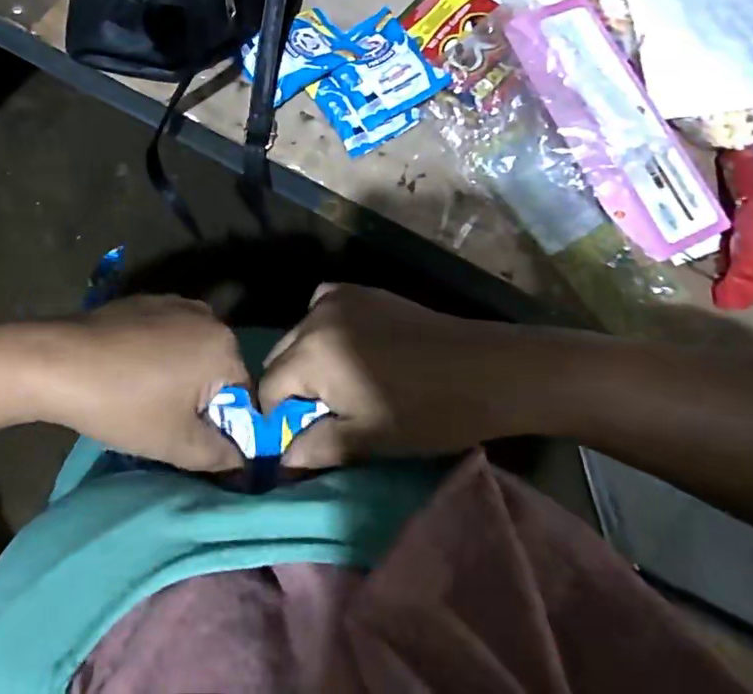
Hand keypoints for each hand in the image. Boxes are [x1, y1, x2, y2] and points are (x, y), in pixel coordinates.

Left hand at [29, 295, 248, 471]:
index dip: (224, 425)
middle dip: (202, 399)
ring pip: (191, 352)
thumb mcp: (176, 443)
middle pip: (218, 370)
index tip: (195, 443)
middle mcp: (208, 317)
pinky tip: (128, 374)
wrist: (57, 362)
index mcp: (224, 347)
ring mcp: (174, 303)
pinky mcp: (144, 301)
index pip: (243, 395)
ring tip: (145, 400)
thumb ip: (219, 455)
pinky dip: (158, 355)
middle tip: (168, 425)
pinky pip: (166, 335)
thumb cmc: (124, 404)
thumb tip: (241, 460)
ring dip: (180, 377)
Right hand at [259, 284, 581, 467]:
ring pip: (301, 333)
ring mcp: (341, 297)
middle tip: (323, 415)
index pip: (267, 388)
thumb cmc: (426, 413)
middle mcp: (316, 316)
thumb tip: (282, 461)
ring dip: (307, 359)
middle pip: (280, 357)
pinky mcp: (364, 291)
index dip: (278, 419)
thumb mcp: (366, 440)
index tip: (300, 437)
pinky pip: (324, 307)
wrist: (485, 370)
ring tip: (338, 385)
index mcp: (311, 353)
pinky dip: (325, 328)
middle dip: (291, 388)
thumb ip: (315, 447)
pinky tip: (348, 347)